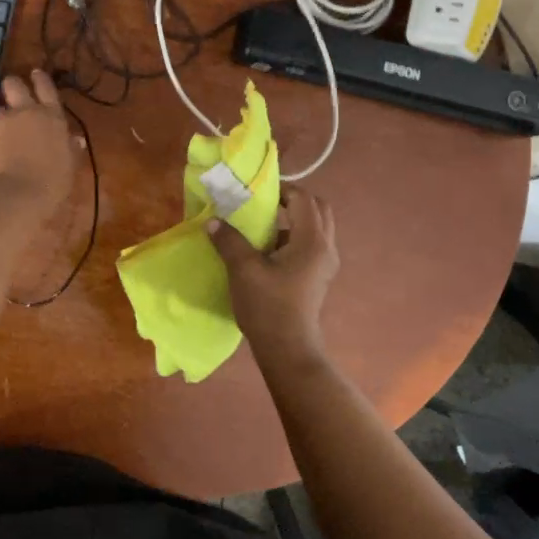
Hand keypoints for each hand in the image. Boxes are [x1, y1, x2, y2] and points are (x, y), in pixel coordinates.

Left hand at [0, 70, 78, 209]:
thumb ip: (70, 148)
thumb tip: (76, 139)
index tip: (35, 73)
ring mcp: (0, 122)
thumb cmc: (52, 182)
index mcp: (51, 117)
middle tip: (12, 93)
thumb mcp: (69, 165)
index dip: (40, 79)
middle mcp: (24, 112)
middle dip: (12, 86)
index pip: (46, 88)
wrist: (17, 195)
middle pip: (13, 85)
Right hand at [207, 186, 340, 367]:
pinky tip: (265, 252)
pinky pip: (308, 246)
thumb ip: (229, 240)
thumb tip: (213, 220)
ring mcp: (324, 264)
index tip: (254, 193)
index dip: (280, 190)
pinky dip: (290, 239)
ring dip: (291, 220)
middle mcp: (325, 248)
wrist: (287, 348)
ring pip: (313, 228)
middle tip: (263, 204)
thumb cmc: (268, 306)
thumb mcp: (243, 269)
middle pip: (317, 210)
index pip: (303, 199)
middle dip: (291, 201)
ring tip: (260, 227)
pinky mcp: (316, 277)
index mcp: (312, 240)